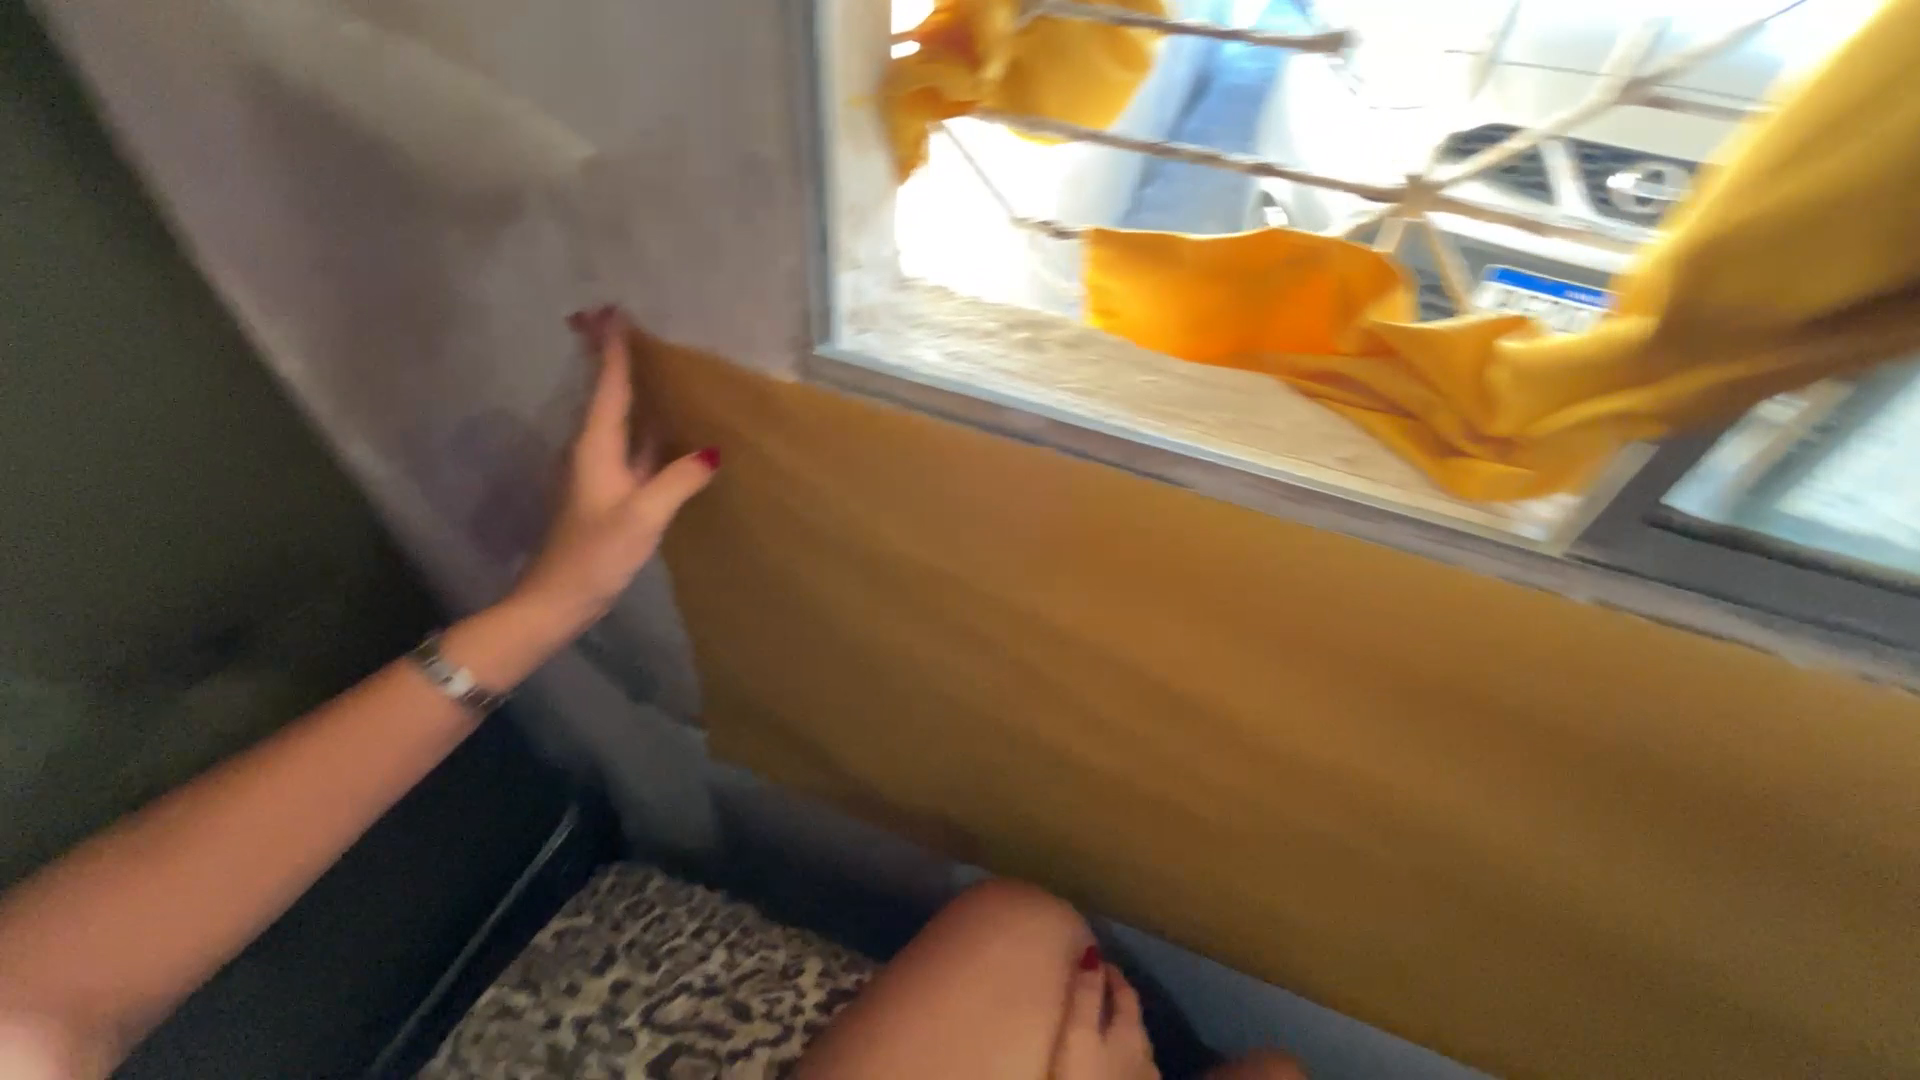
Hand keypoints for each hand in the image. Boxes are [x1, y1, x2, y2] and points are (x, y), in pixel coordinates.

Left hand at [507, 305, 717, 637]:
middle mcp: (595, 451)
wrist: (559, 597)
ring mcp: (602, 472)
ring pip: (619, 418)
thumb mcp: (642, 516)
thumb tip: (711, 450)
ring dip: (629, 389)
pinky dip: (644, 426)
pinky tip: (665, 426)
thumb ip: (677, 480)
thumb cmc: (595, 553)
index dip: (612, 350)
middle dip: (612, 357)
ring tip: (649, 361)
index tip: (613, 312)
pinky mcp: (612, 491)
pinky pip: (631, 445)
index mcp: (596, 448)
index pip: (609, 388)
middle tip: (620, 320)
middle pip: (607, 394)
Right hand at [1051, 949, 1159, 1079]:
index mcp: (1131, 1033)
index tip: (1098, 959)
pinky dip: (1124, 1059)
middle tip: (1100, 989)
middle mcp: (1147, 1055)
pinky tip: (1114, 1070)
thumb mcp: (1078, 1036)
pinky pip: (1135, 1072)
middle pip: (1135, 1020)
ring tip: (1104, 1027)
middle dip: (1120, 1001)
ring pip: (1138, 1048)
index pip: (1126, 994)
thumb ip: (1085, 996)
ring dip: (1124, 1031)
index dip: (1113, 974)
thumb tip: (1093, 952)